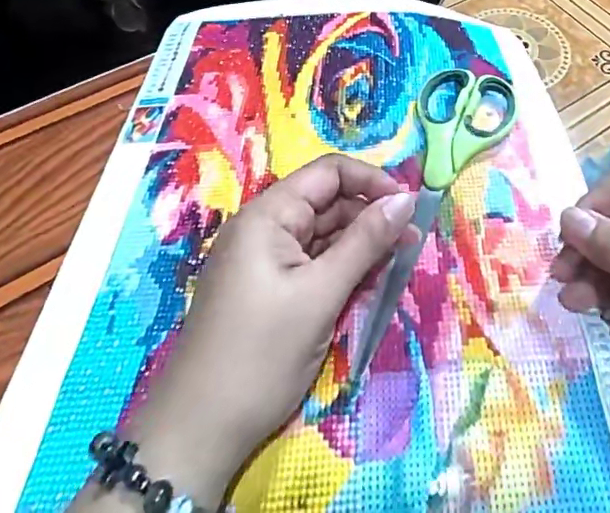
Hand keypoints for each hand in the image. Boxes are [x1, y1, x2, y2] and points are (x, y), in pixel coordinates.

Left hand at [119, 154, 417, 502]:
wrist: (197, 436)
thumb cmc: (261, 355)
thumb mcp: (322, 293)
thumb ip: (367, 240)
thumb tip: (407, 197)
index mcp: (267, 215)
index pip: (329, 173)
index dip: (372, 181)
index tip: (409, 206)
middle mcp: (264, 228)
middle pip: (329, 203)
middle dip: (371, 217)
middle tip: (412, 244)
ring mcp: (264, 260)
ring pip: (325, 235)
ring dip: (361, 246)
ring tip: (396, 267)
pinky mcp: (269, 288)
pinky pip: (314, 263)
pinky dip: (343, 269)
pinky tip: (368, 285)